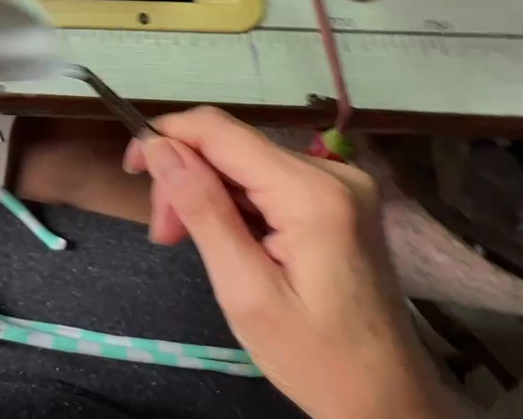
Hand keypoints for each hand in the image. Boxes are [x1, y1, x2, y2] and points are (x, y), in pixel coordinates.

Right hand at [125, 108, 460, 418]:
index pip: (218, 130)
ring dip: (203, 192)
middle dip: (184, 178)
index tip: (132, 170)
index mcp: (311, 193)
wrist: (391, 404)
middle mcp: (331, 173)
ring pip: (240, 160)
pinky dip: (231, 201)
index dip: (164, 136)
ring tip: (187, 240)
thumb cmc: (317, 360)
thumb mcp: (246, 291)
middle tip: (165, 234)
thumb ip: (203, 210)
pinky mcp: (337, 198)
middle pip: (227, 145)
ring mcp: (339, 184)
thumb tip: (158, 146)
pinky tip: (223, 238)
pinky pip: (263, 177)